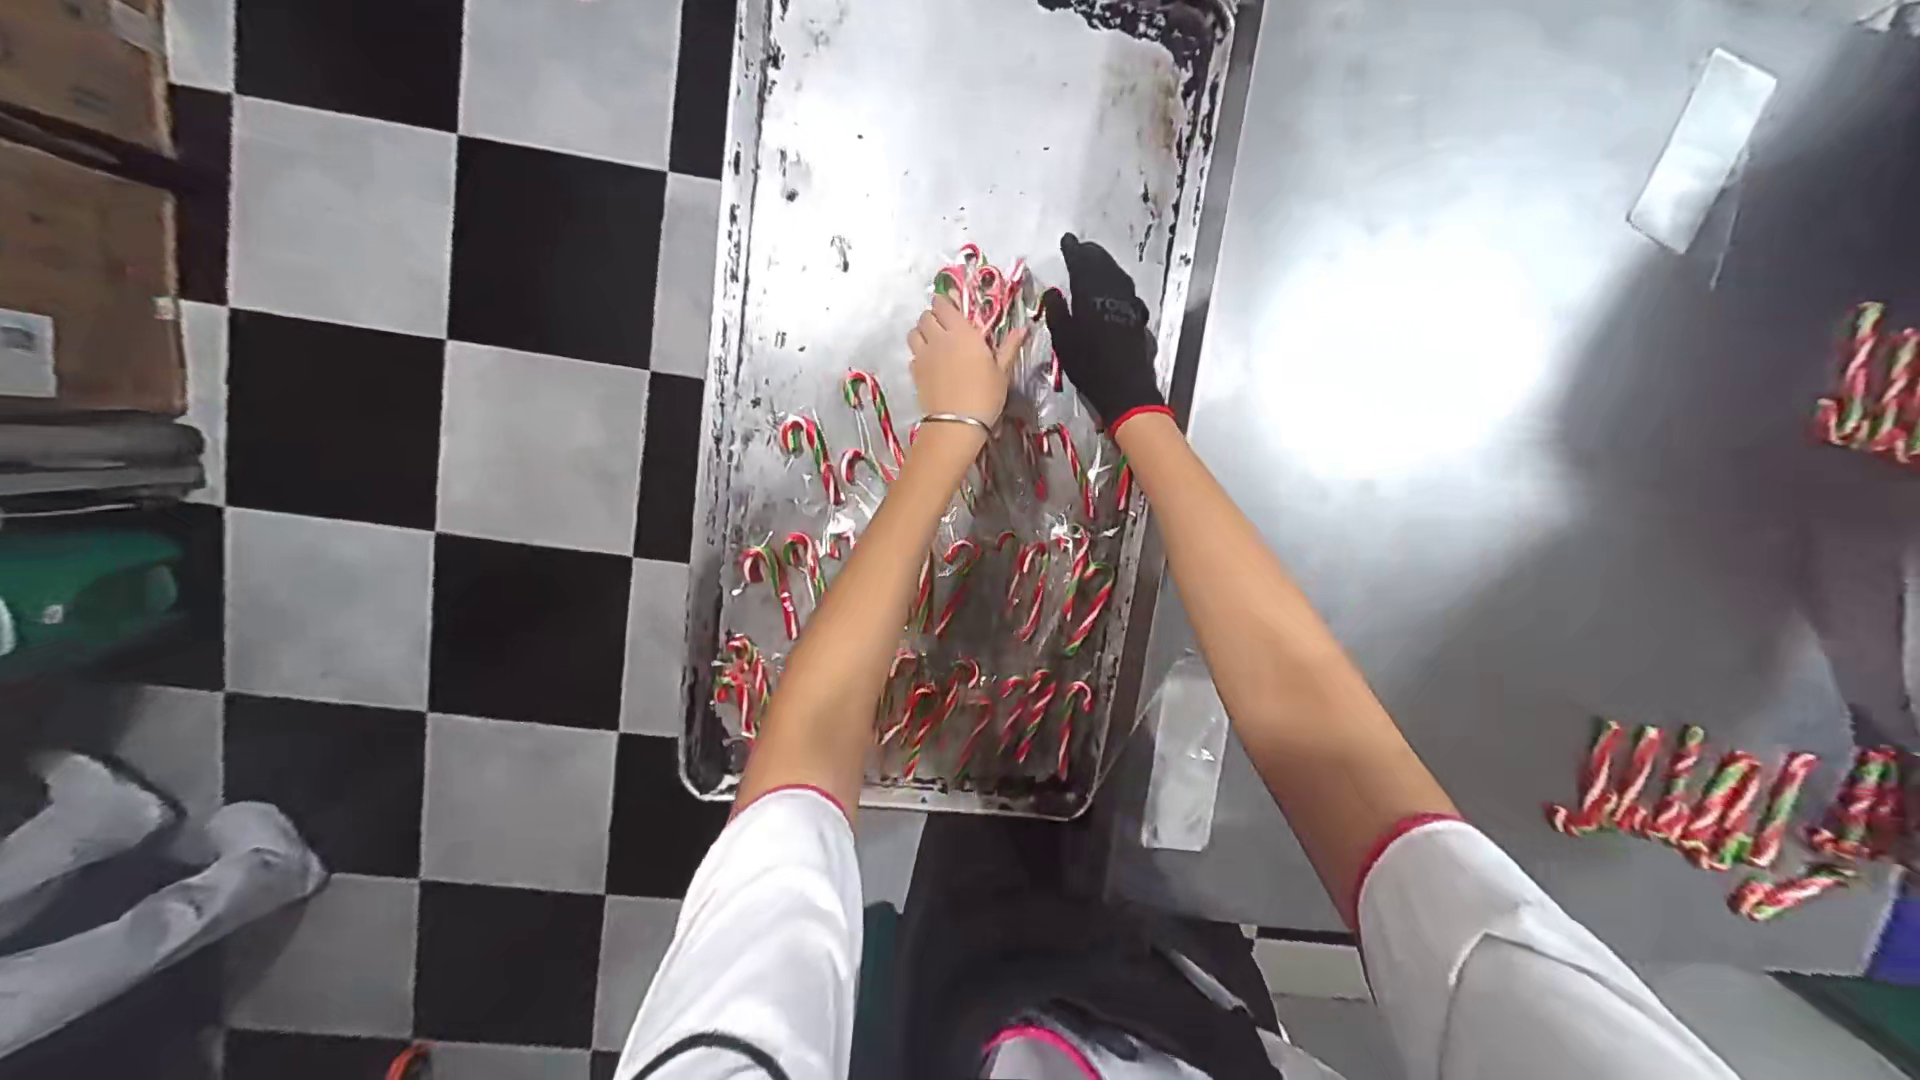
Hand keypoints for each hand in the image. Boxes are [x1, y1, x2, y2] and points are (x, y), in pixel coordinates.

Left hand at [907, 293, 1027, 426]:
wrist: (957, 424)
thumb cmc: (985, 396)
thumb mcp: (1002, 372)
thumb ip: (1008, 347)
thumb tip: (1023, 329)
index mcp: (962, 333)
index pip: (944, 305)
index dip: (945, 302)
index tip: (951, 307)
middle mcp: (939, 339)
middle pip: (925, 316)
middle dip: (933, 317)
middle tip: (944, 326)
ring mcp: (923, 356)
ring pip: (913, 333)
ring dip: (921, 333)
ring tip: (933, 342)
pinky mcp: (915, 373)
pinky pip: (912, 355)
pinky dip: (918, 355)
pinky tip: (929, 364)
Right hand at [1041, 233, 1164, 430]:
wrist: (1125, 388)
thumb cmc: (1089, 366)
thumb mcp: (1064, 341)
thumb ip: (1057, 312)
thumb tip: (1053, 292)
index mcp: (1092, 293)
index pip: (1081, 263)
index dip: (1073, 250)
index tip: (1067, 241)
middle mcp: (1114, 292)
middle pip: (1103, 264)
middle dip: (1092, 254)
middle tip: (1082, 248)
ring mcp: (1129, 304)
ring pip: (1117, 276)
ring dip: (1106, 266)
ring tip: (1096, 264)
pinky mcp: (1138, 317)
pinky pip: (1125, 291)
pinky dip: (1116, 283)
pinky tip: (1113, 290)